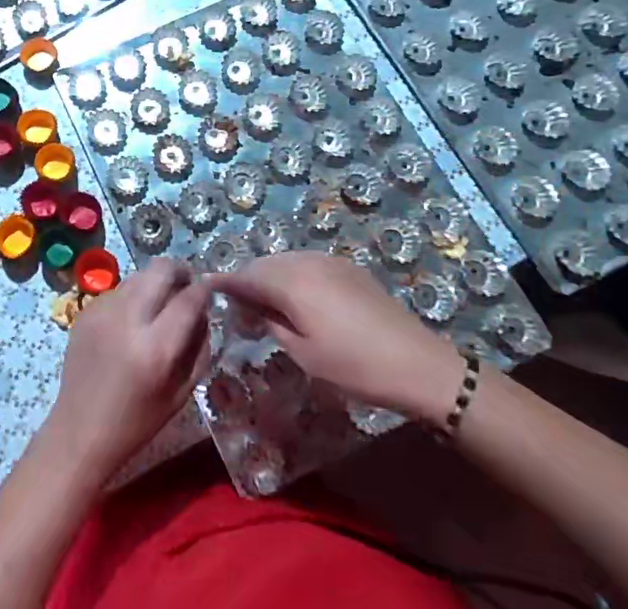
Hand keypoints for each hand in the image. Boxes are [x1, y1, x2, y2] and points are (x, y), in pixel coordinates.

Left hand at [43, 259, 208, 477]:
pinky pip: (117, 290)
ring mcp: (101, 311)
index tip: (211, 288)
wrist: (80, 429)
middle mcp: (127, 320)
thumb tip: (204, 311)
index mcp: (156, 348)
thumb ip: (198, 347)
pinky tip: (132, 320)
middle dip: (180, 271)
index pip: (189, 299)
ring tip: (159, 305)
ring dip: (154, 283)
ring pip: (138, 275)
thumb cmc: (138, 421)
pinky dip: (132, 296)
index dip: (205, 288)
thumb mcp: (182, 392)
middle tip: (186, 286)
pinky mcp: (84, 311)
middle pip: (160, 269)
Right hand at [211, 251, 463, 424]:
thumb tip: (253, 308)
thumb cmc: (355, 365)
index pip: (246, 275)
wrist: (420, 364)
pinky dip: (292, 276)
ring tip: (265, 304)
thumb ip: (271, 323)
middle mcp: (307, 262)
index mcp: (291, 281)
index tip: (207, 289)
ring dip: (270, 277)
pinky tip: (297, 299)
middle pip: (264, 264)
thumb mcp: (303, 353)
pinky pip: (307, 264)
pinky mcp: (349, 269)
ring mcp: (330, 262)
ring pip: (286, 261)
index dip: (225, 282)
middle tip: (238, 306)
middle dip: (247, 280)